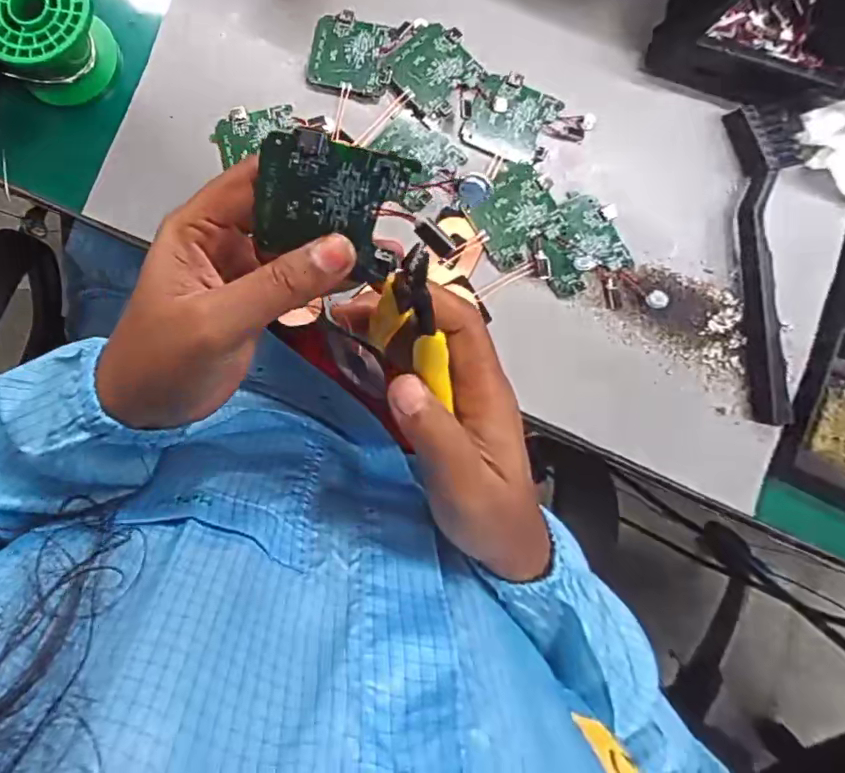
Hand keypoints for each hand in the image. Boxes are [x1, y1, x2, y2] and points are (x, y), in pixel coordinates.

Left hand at [96, 157, 356, 428]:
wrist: (144, 410)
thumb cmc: (159, 360)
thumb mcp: (216, 320)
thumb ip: (278, 284)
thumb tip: (341, 245)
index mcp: (196, 227)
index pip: (250, 178)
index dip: (296, 164)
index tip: (349, 161)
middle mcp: (219, 238)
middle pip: (278, 204)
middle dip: (323, 202)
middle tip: (378, 202)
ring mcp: (239, 267)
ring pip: (291, 239)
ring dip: (329, 239)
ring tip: (381, 234)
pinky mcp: (255, 296)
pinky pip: (295, 274)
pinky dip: (324, 273)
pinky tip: (360, 271)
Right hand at [336, 284, 550, 580]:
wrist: (505, 553)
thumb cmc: (493, 520)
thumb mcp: (465, 483)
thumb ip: (435, 435)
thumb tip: (401, 382)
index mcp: (485, 389)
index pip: (463, 324)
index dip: (426, 299)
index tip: (380, 291)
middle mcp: (466, 380)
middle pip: (435, 322)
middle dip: (392, 304)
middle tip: (343, 307)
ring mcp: (447, 390)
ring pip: (415, 338)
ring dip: (380, 322)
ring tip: (338, 320)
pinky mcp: (429, 404)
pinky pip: (402, 362)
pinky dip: (375, 347)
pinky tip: (349, 347)